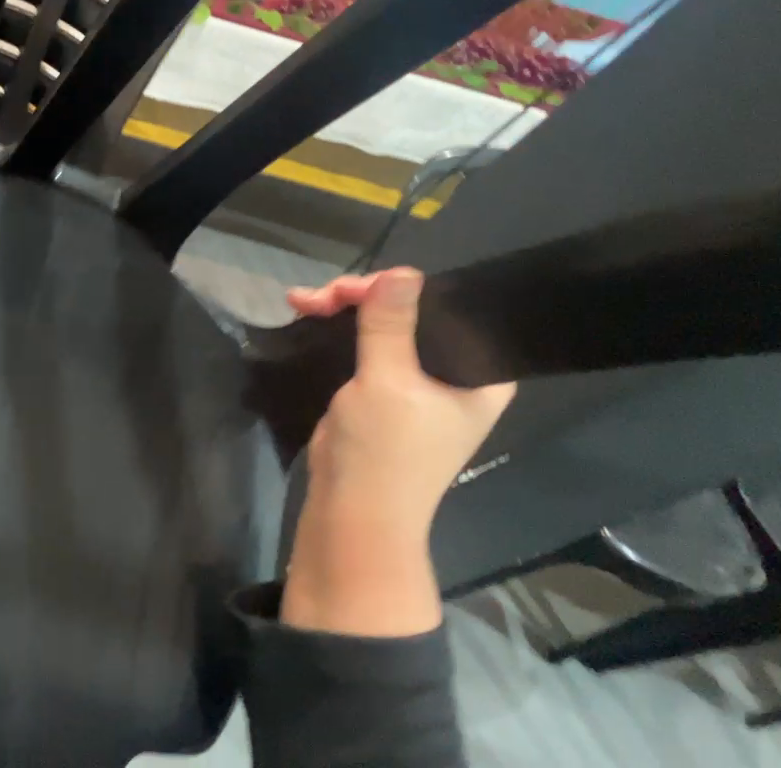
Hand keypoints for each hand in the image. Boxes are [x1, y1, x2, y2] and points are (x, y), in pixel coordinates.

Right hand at [278, 268, 516, 636]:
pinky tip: (307, 313)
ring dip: (342, 310)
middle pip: (411, 314)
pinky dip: (336, 329)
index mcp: (479, 374)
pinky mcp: (380, 391)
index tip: (358, 286)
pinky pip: (364, 345)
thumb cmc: (385, 450)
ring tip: (301, 300)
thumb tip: (401, 272)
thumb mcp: (387, 382)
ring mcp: (414, 382)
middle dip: (362, 298)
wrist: (354, 509)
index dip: (407, 289)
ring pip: (382, 326)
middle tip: (320, 295)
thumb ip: (391, 325)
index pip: (452, 311)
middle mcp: (453, 373)